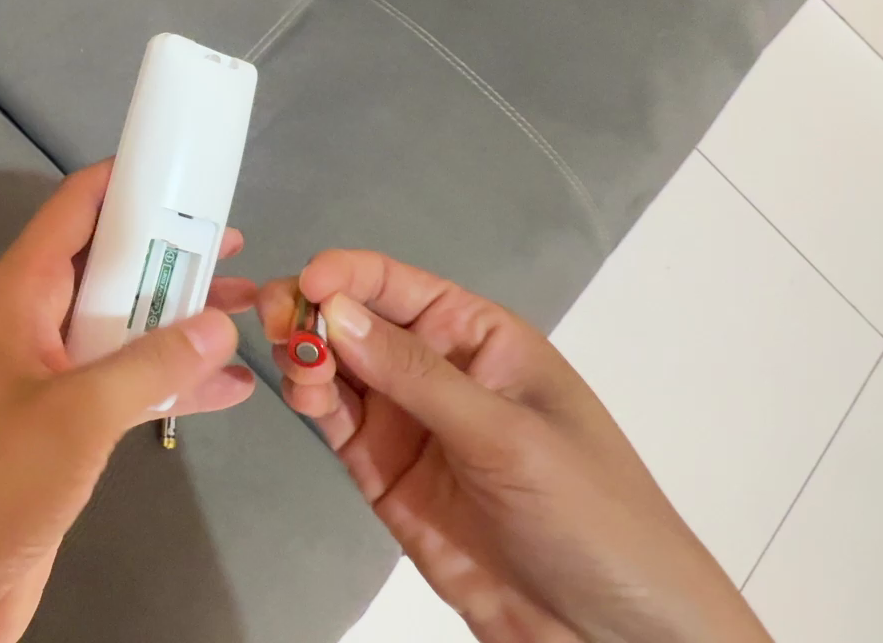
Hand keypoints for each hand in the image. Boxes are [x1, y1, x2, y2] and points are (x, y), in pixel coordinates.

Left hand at [0, 160, 257, 642]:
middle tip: (229, 240)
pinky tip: (229, 386)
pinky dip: (173, 379)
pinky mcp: (68, 423)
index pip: (73, 211)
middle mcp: (36, 321)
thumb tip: (221, 322)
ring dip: (179, 315)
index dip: (122, 182)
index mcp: (22, 294)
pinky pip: (127, 382)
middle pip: (107, 264)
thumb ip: (149, 364)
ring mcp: (52, 373)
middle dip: (165, 251)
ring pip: (123, 324)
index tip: (180, 168)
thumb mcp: (75, 414)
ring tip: (245, 302)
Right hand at [260, 250, 771, 642]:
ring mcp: (398, 413)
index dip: (345, 274)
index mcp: (474, 335)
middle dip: (308, 309)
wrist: (606, 639)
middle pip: (350, 316)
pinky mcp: (374, 459)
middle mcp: (428, 363)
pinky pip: (328, 412)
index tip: (305, 287)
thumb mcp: (508, 437)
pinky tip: (303, 395)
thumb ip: (415, 373)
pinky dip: (305, 395)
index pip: (394, 284)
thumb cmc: (590, 517)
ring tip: (301, 372)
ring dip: (302, 352)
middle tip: (276, 321)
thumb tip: (332, 310)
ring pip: (329, 360)